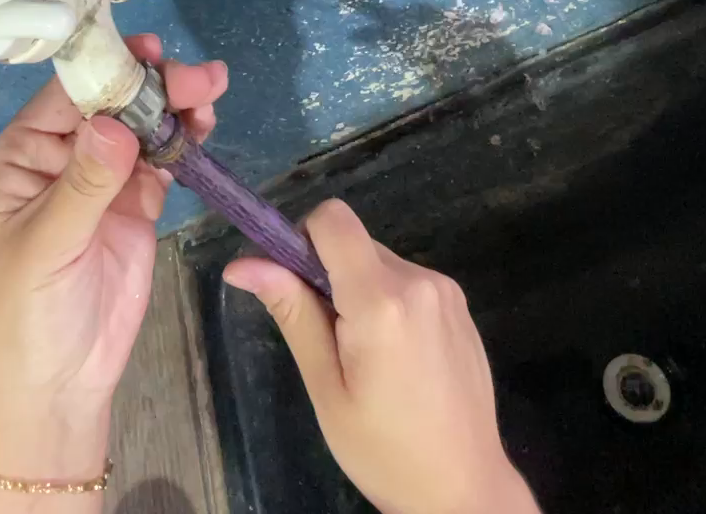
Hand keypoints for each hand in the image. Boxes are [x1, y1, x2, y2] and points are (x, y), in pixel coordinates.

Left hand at [0, 34, 227, 483]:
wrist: (57, 389)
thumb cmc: (25, 316)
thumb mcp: (45, 248)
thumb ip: (82, 185)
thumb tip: (112, 122)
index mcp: (23, 158)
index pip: (66, 99)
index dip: (107, 71)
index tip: (150, 53)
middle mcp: (63, 159)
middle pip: (113, 106)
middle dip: (155, 87)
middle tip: (203, 78)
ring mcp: (104, 181)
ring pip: (142, 128)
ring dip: (175, 107)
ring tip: (211, 93)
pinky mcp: (136, 205)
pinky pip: (162, 161)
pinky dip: (183, 141)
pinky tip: (203, 127)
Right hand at [223, 200, 536, 513]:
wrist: (465, 489)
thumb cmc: (383, 449)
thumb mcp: (324, 386)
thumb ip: (291, 311)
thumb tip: (241, 263)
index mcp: (380, 299)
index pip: (332, 218)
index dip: (303, 238)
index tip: (296, 286)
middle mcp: (417, 279)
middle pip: (353, 241)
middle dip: (329, 274)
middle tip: (329, 339)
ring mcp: (444, 288)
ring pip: (378, 259)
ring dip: (358, 288)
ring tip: (365, 355)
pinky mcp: (459, 301)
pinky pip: (405, 278)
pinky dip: (387, 299)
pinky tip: (395, 355)